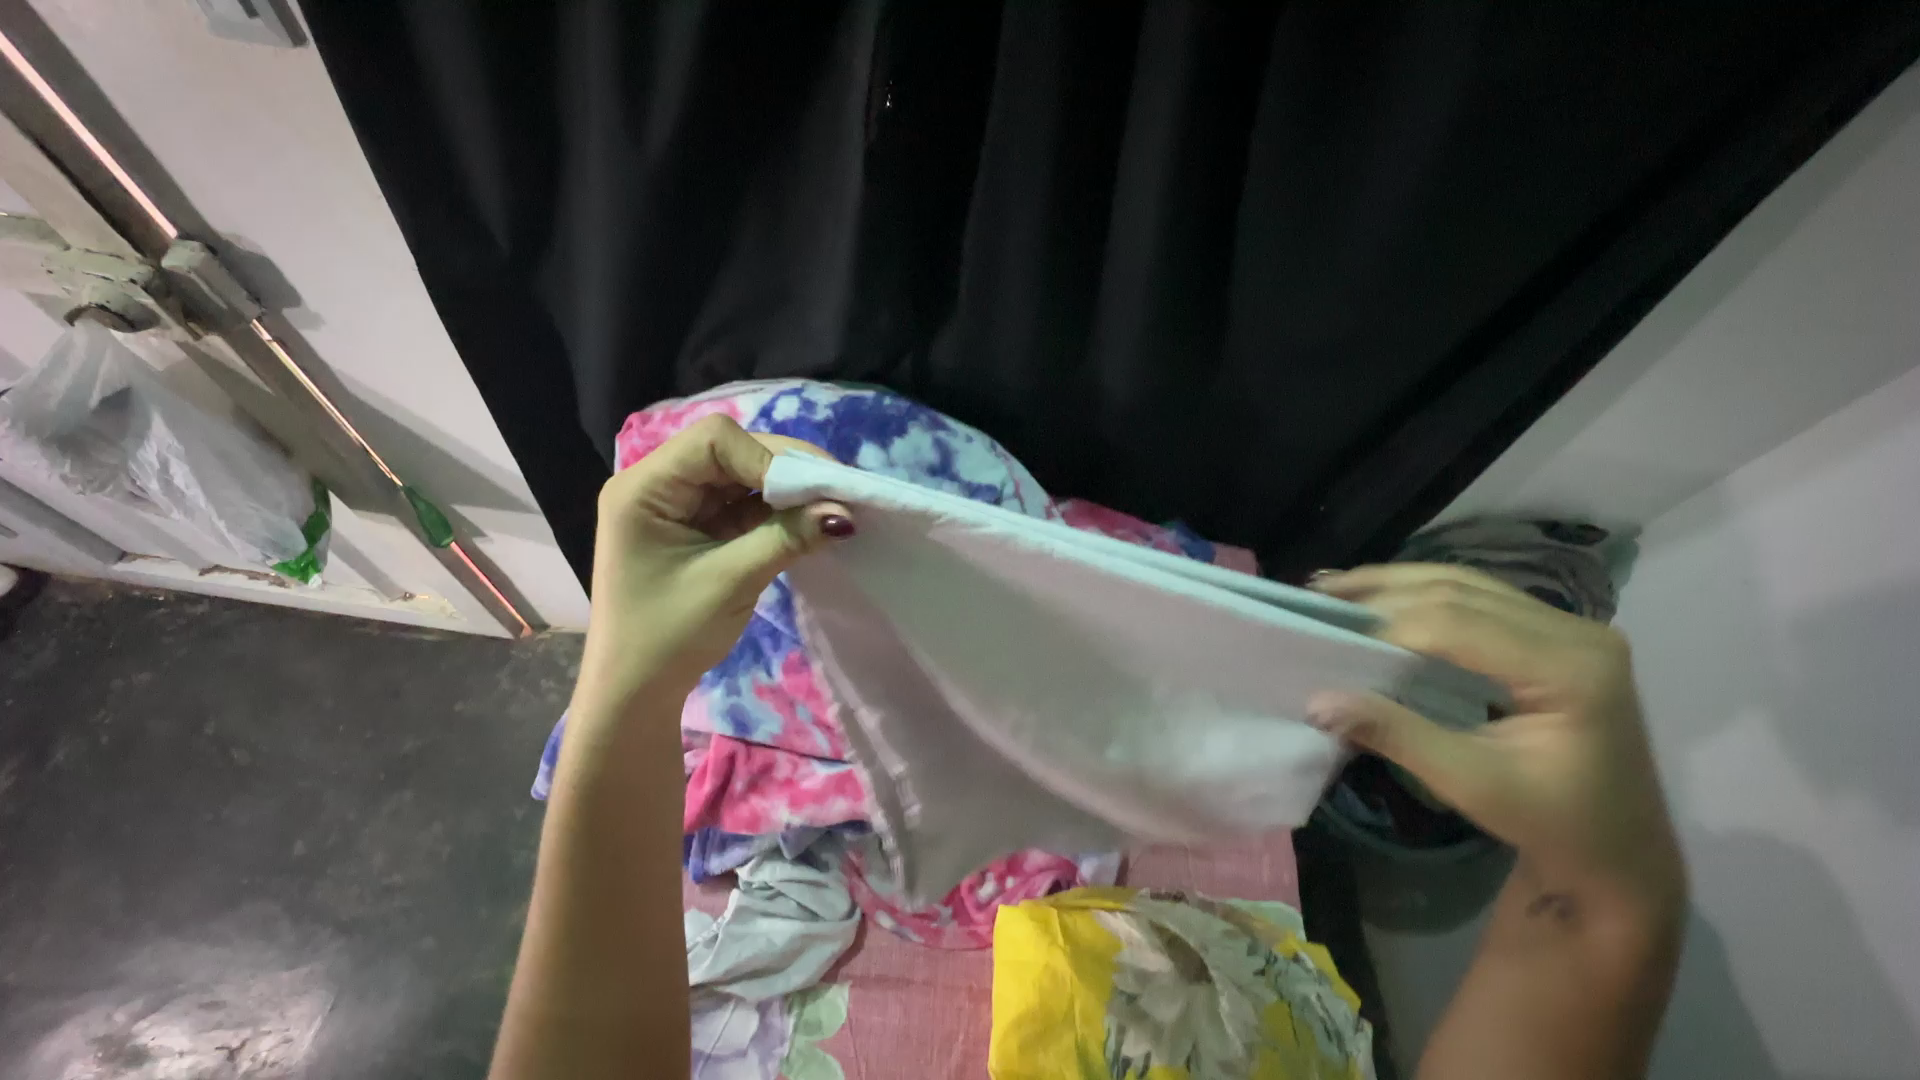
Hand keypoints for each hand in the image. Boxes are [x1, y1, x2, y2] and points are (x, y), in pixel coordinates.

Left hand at [569, 414, 850, 724]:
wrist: (637, 691)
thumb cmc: (668, 636)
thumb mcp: (730, 582)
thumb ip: (786, 538)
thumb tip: (845, 513)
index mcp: (646, 488)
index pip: (715, 441)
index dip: (769, 456)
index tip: (816, 490)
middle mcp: (661, 484)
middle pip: (732, 451)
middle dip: (786, 470)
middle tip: (839, 491)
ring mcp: (681, 506)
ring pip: (744, 476)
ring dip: (788, 490)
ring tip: (833, 505)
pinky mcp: (701, 528)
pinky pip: (745, 505)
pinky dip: (779, 511)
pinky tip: (811, 520)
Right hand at [1308, 564, 1683, 910]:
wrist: (1618, 849)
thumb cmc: (1550, 823)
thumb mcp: (1469, 784)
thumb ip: (1396, 734)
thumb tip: (1318, 700)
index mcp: (1571, 669)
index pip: (1460, 624)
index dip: (1387, 626)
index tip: (1326, 637)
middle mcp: (1578, 633)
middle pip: (1460, 591)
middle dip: (1382, 592)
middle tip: (1316, 597)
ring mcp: (1571, 628)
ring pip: (1466, 584)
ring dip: (1396, 584)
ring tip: (1334, 588)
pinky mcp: (1556, 634)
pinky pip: (1479, 597)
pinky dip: (1422, 594)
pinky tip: (1380, 596)